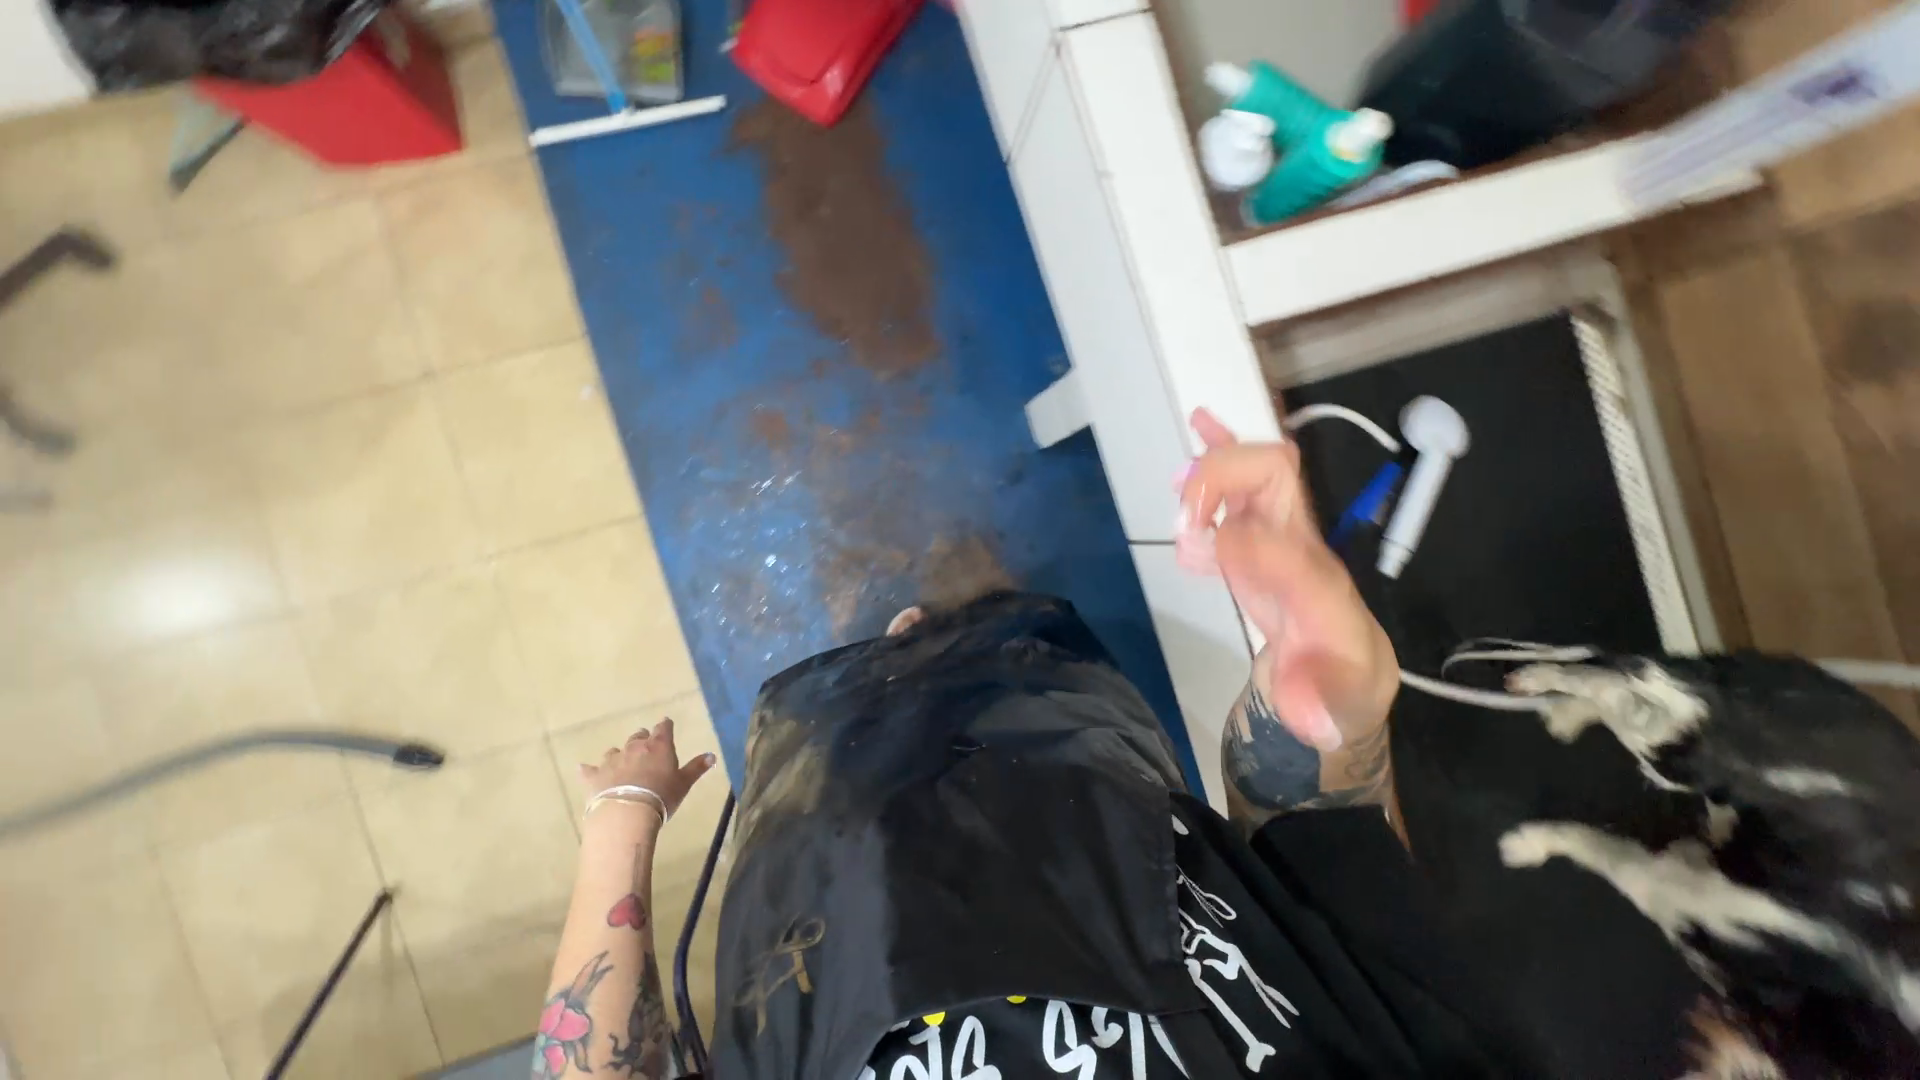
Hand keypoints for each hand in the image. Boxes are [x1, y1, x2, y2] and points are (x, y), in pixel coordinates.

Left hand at [578, 718, 716, 819]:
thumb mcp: (684, 783)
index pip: (663, 728)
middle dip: (642, 739)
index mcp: (658, 746)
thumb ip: (696, 768)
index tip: (666, 725)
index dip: (665, 726)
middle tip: (646, 748)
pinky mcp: (594, 776)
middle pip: (638, 736)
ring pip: (614, 750)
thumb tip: (712, 755)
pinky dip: (589, 770)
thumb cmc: (661, 796)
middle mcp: (634, 748)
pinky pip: (588, 769)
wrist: (626, 814)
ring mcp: (612, 760)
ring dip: (619, 754)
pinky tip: (586, 770)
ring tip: (622, 763)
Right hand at [1176, 408, 1397, 750]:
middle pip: (1276, 476)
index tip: (1195, 549)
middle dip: (1220, 479)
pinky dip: (1219, 451)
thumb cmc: (1338, 686)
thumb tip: (1312, 722)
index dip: (1238, 537)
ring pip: (1259, 467)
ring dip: (1215, 462)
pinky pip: (1244, 481)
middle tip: (1185, 523)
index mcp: (1320, 588)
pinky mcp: (1259, 533)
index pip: (1285, 540)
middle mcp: (1301, 545)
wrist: (1348, 670)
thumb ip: (1319, 711)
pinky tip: (1199, 426)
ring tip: (1178, 484)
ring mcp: (1280, 533)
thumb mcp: (1333, 712)